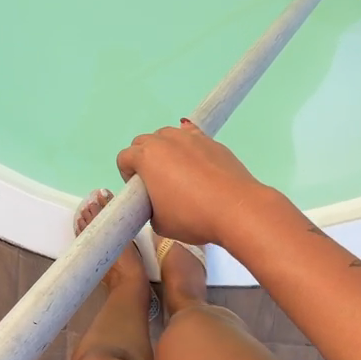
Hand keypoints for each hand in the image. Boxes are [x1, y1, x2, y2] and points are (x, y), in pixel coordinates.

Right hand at [115, 120, 272, 245]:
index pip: (124, 158)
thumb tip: (158, 203)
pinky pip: (192, 138)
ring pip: (168, 136)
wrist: (236, 209)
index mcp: (146, 157)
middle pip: (144, 142)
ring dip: (165, 150)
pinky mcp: (212, 141)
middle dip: (144, 159)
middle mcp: (166, 140)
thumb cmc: (192, 217)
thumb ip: (150, 208)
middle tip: (155, 184)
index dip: (127, 176)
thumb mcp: (159, 224)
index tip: (139, 193)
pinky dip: (188, 149)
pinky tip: (197, 167)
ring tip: (177, 174)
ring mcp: (191, 137)